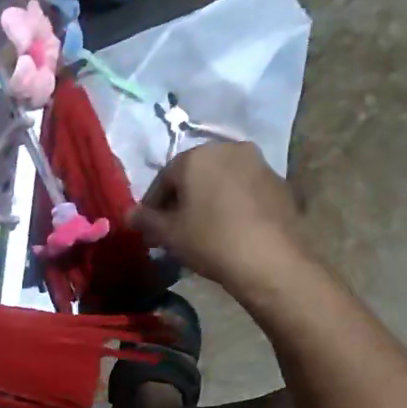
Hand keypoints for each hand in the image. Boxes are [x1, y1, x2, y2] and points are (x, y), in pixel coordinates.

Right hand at [128, 143, 310, 297]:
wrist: (269, 259)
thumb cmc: (210, 241)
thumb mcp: (169, 234)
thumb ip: (145, 221)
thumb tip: (127, 215)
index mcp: (196, 156)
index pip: (164, 178)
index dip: (153, 205)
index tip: (149, 228)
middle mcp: (228, 148)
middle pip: (195, 175)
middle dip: (182, 199)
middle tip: (174, 228)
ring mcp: (258, 163)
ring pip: (221, 180)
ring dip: (208, 200)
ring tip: (202, 229)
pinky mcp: (279, 182)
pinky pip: (245, 190)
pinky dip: (232, 204)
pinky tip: (230, 229)